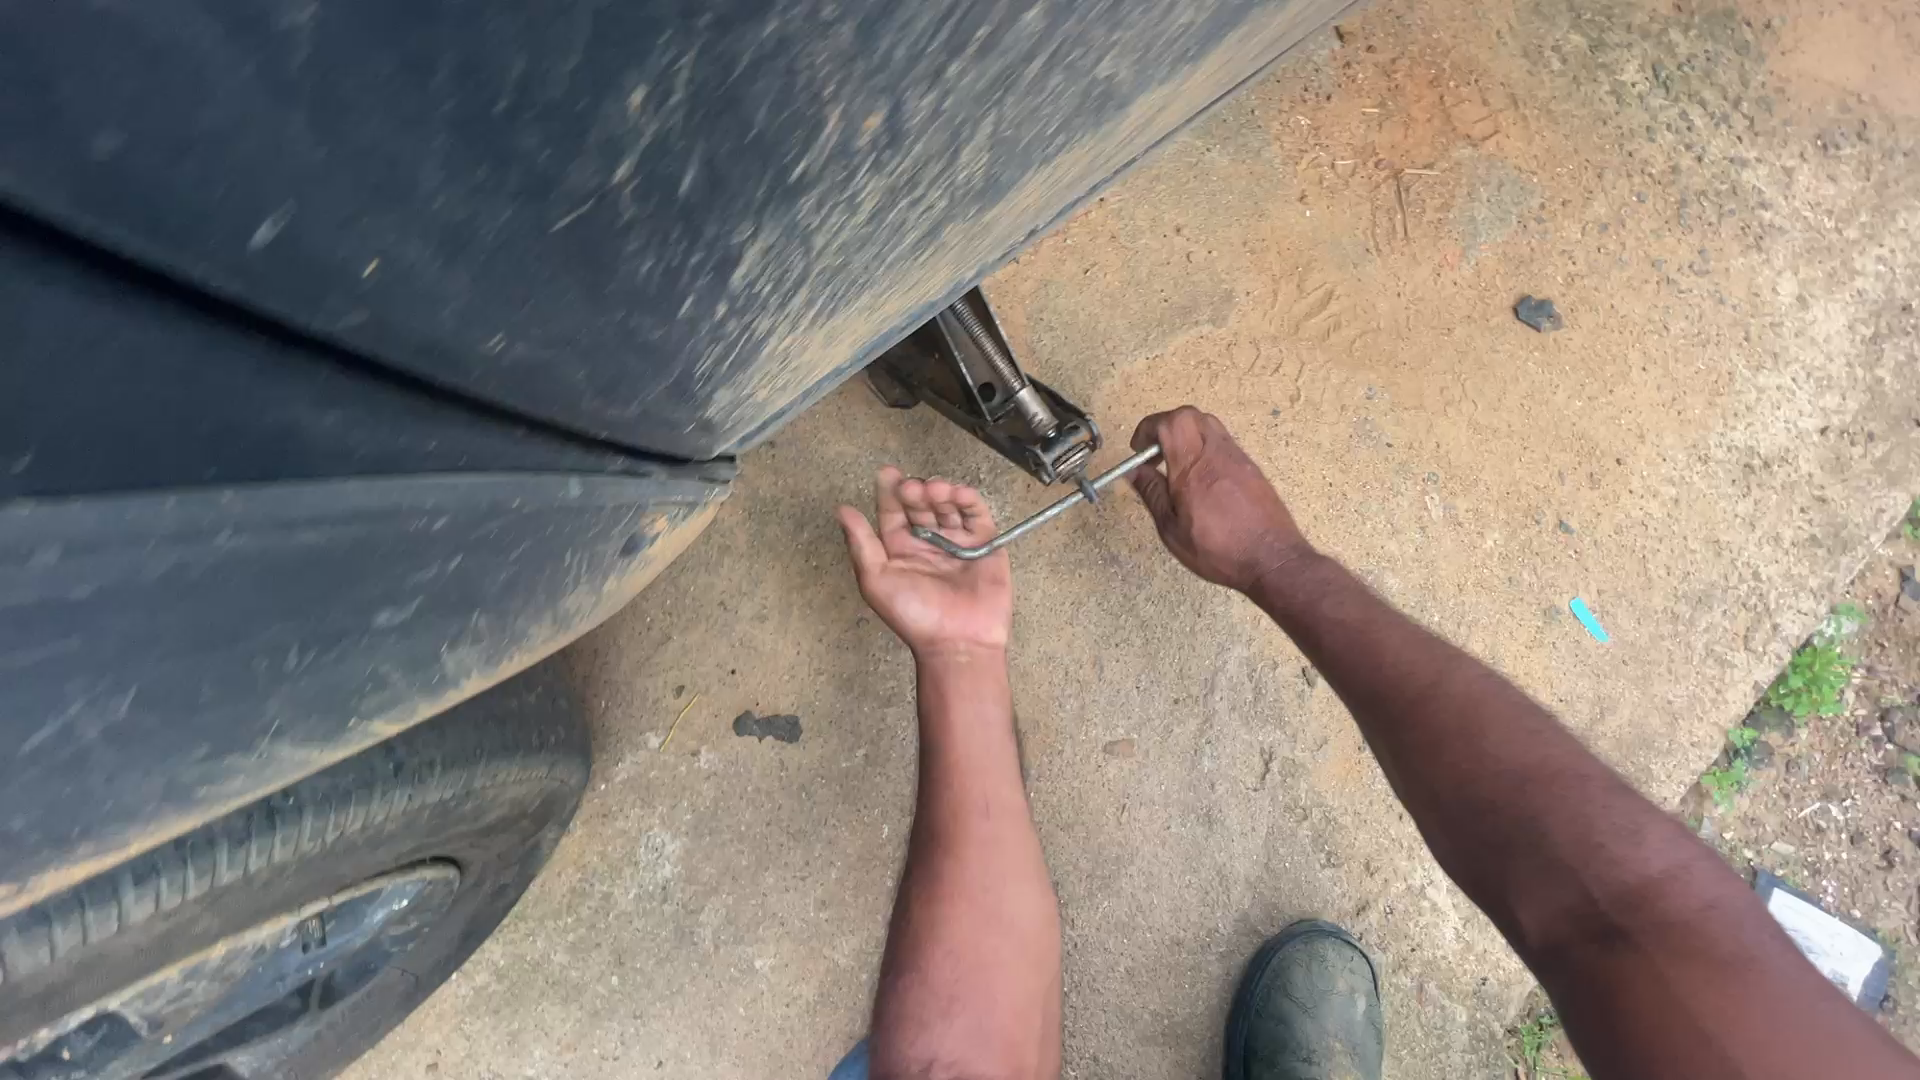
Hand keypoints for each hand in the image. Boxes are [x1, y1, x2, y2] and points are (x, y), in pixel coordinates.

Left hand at [836, 468, 1012, 658]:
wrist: (958, 641)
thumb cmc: (915, 617)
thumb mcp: (875, 580)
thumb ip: (860, 543)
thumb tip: (842, 510)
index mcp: (900, 550)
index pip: (893, 512)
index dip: (890, 491)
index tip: (888, 473)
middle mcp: (928, 543)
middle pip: (921, 505)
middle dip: (915, 491)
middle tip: (912, 488)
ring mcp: (957, 542)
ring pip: (948, 505)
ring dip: (940, 491)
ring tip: (935, 490)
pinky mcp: (984, 544)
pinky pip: (977, 515)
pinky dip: (969, 499)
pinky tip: (959, 493)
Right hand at [1127, 406, 1312, 592]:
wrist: (1272, 559)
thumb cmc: (1217, 550)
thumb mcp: (1171, 528)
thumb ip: (1151, 493)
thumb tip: (1133, 471)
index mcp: (1192, 467)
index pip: (1169, 422)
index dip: (1148, 428)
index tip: (1139, 451)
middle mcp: (1216, 453)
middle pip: (1189, 415)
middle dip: (1166, 426)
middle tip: (1155, 454)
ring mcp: (1237, 457)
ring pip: (1208, 424)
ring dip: (1186, 435)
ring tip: (1176, 466)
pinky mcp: (1251, 467)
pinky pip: (1223, 442)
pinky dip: (1204, 447)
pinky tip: (1200, 478)